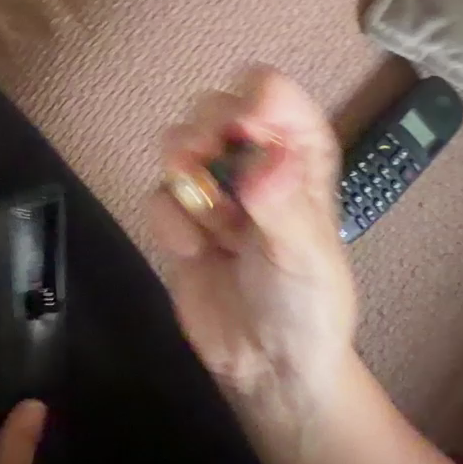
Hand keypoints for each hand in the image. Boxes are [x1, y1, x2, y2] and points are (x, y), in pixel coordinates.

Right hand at [148, 66, 357, 399]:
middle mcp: (252, 162)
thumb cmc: (306, 305)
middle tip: (205, 153)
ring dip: (182, 168)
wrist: (265, 367)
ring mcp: (211, 189)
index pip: (277, 96)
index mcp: (299, 158)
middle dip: (207, 126)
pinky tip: (194, 253)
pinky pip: (156, 195)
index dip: (257, 99)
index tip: (244, 127)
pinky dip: (170, 222)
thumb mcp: (306, 257)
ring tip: (206, 214)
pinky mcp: (178, 218)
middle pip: (217, 105)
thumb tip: (262, 158)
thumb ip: (282, 205)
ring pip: (178, 140)